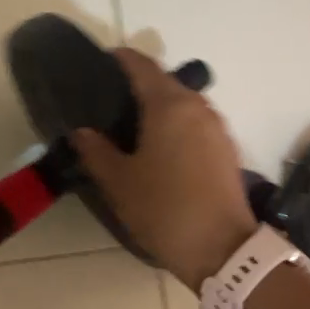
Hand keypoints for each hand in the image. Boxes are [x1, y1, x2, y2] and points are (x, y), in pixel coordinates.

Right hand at [72, 48, 257, 288]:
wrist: (223, 250)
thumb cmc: (164, 210)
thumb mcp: (120, 183)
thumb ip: (97, 151)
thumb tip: (82, 131)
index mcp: (169, 105)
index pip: (142, 66)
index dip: (120, 59)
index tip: (101, 63)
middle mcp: (198, 107)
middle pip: (165, 82)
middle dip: (139, 84)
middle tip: (111, 101)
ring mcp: (217, 128)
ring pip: (184, 104)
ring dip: (160, 106)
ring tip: (134, 126)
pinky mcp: (227, 150)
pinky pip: (196, 124)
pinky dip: (177, 125)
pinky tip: (161, 147)